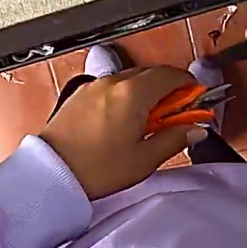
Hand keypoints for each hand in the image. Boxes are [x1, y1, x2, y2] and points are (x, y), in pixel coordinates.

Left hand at [40, 66, 204, 198]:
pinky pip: (112, 86)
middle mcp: (113, 83)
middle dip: (170, 89)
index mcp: (133, 94)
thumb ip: (175, 139)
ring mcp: (95, 87)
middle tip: (179, 113)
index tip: (197, 100)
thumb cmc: (93, 169)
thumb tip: (195, 130)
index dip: (190, 86)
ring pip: (132, 78)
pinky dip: (127, 95)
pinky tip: (127, 119)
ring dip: (148, 92)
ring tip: (151, 120)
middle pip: (153, 73)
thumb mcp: (144, 159)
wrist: (49, 174)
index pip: (172, 76)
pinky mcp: (81, 95)